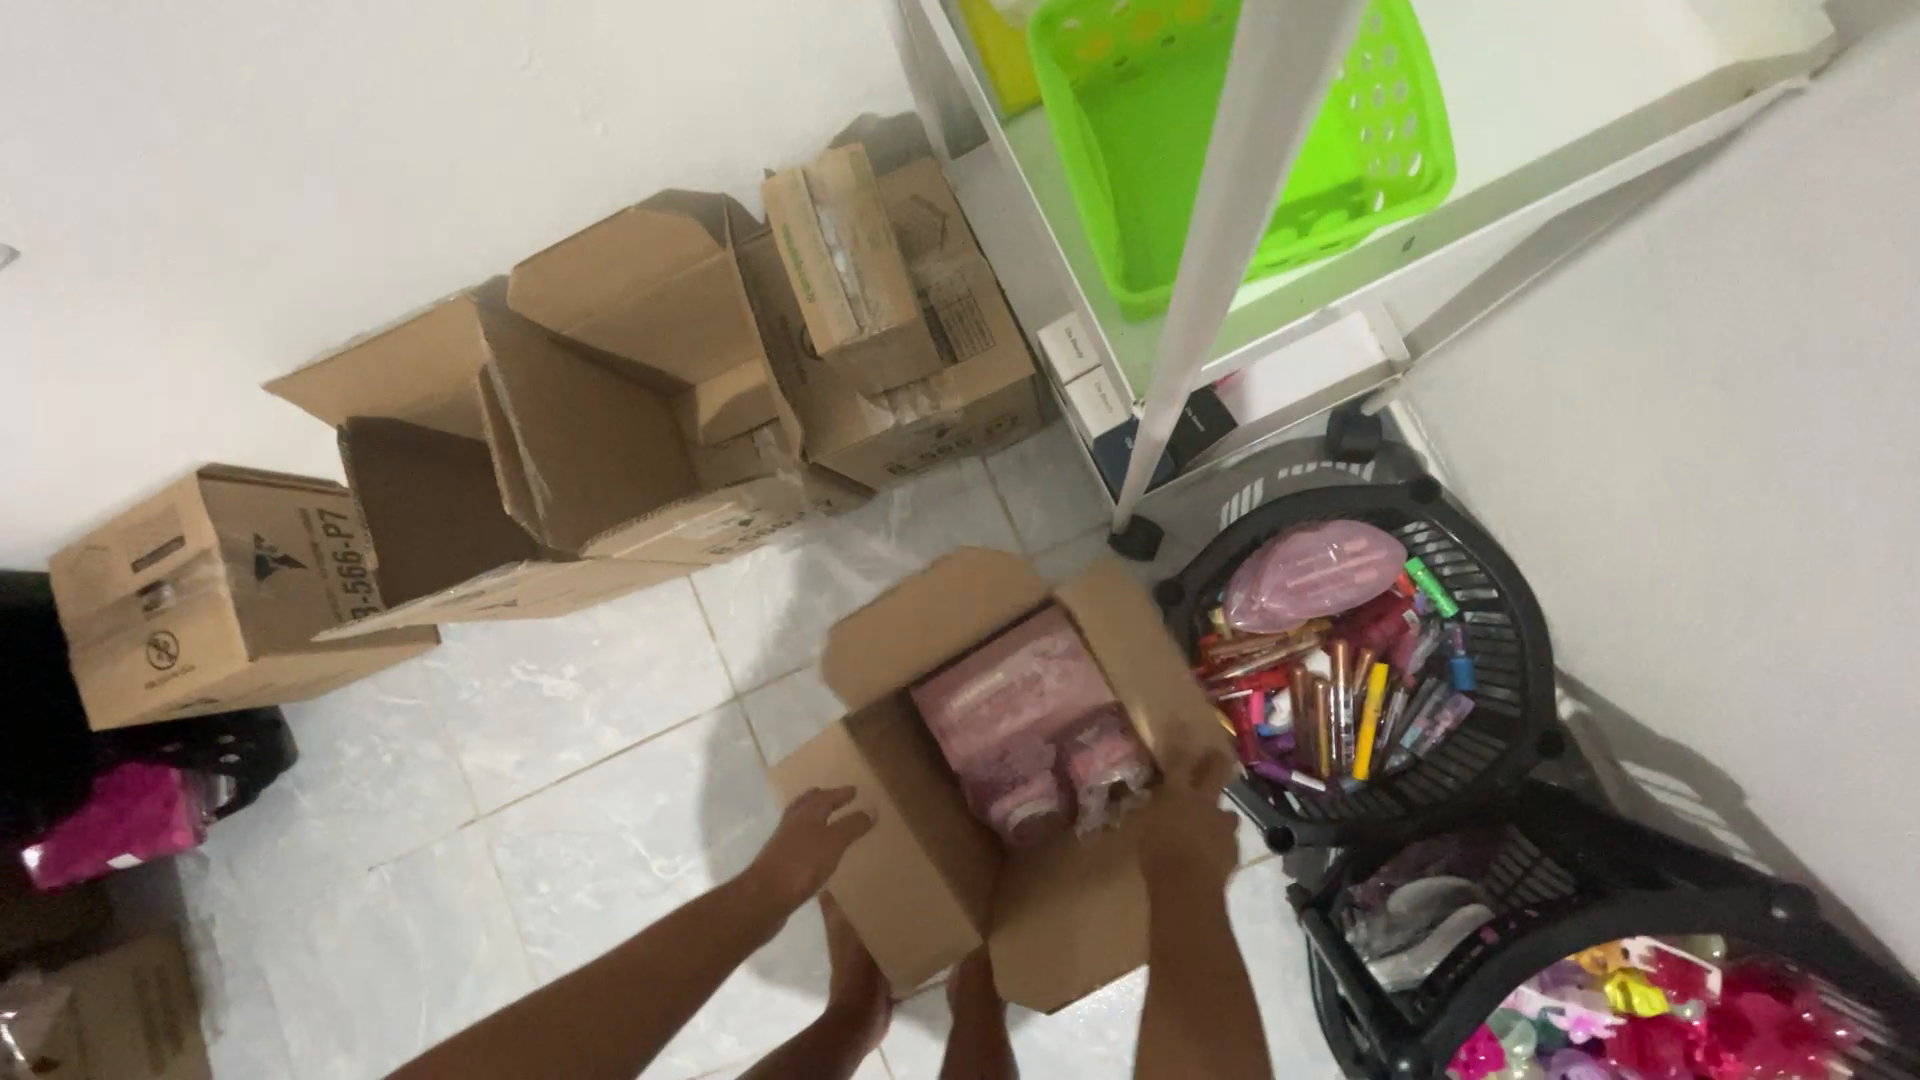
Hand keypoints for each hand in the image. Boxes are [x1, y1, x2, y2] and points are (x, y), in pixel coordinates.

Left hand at [747, 787, 874, 908]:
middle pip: (806, 806)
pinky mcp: (779, 865)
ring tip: (825, 822)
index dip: (840, 794)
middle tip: (833, 797)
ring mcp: (782, 845)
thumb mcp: (833, 842)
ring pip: (800, 824)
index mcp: (806, 814)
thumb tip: (871, 808)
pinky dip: (809, 841)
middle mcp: (792, 824)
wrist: (763, 899)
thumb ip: (851, 826)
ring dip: (813, 819)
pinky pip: (798, 844)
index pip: (825, 797)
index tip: (854, 790)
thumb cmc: (801, 865)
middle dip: (820, 800)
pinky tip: (815, 853)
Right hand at [1136, 749, 1239, 886]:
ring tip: (1212, 824)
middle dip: (1217, 761)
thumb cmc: (1156, 853)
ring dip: (1220, 815)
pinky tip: (1213, 853)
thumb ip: (1148, 811)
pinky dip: (1221, 843)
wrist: (1188, 886)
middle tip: (1217, 756)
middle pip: (1216, 772)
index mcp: (1178, 793)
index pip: (1181, 762)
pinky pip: (1228, 840)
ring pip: (1228, 812)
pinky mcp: (1234, 848)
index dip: (1183, 746)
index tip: (1186, 729)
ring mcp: (1222, 825)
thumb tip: (1149, 802)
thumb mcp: (1141, 828)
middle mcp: (1204, 802)